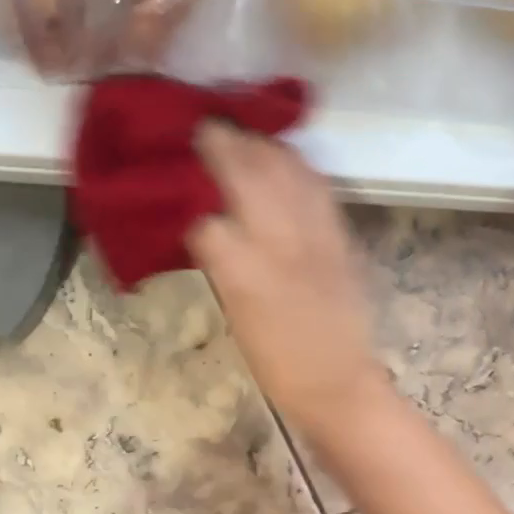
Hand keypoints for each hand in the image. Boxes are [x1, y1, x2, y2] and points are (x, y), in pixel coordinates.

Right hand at [189, 121, 391, 433]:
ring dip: (261, 146)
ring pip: (286, 169)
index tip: (171, 169)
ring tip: (242, 136)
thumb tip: (205, 224)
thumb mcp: (237, 318)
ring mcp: (316, 236)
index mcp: (244, 272)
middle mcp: (280, 243)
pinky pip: (317, 186)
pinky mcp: (342, 238)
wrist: (340, 384)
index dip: (187, 187)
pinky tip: (284, 162)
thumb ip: (222, 263)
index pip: (206, 213)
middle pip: (248, 173)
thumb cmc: (280, 365)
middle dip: (222, 144)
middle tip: (202, 128)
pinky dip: (296, 165)